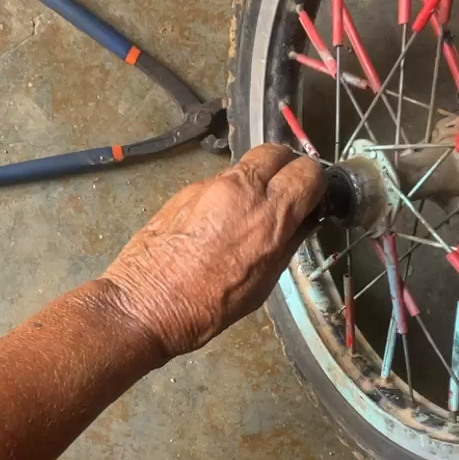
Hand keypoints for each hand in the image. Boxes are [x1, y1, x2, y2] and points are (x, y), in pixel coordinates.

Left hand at [100, 144, 323, 355]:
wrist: (145, 306)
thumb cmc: (206, 307)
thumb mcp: (262, 284)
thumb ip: (285, 244)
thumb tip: (301, 223)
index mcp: (268, 216)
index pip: (308, 172)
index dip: (314, 183)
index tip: (311, 197)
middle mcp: (240, 191)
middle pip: (275, 152)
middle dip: (284, 168)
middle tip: (282, 192)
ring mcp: (207, 187)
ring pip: (243, 166)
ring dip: (253, 182)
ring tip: (247, 211)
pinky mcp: (182, 192)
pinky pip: (214, 184)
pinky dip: (223, 196)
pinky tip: (214, 224)